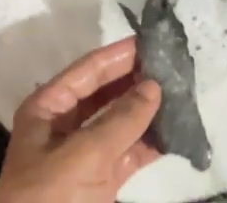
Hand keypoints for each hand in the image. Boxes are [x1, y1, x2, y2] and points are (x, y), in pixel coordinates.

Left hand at [0, 38, 162, 202]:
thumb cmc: (51, 198)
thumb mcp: (82, 156)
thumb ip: (119, 120)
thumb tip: (153, 85)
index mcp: (46, 109)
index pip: (86, 71)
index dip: (117, 55)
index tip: (150, 39)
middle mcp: (63, 126)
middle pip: (104, 94)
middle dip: (135, 81)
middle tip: (172, 64)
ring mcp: (82, 156)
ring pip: (119, 124)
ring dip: (146, 112)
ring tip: (180, 93)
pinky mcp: (99, 183)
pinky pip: (127, 154)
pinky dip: (149, 144)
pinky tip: (174, 133)